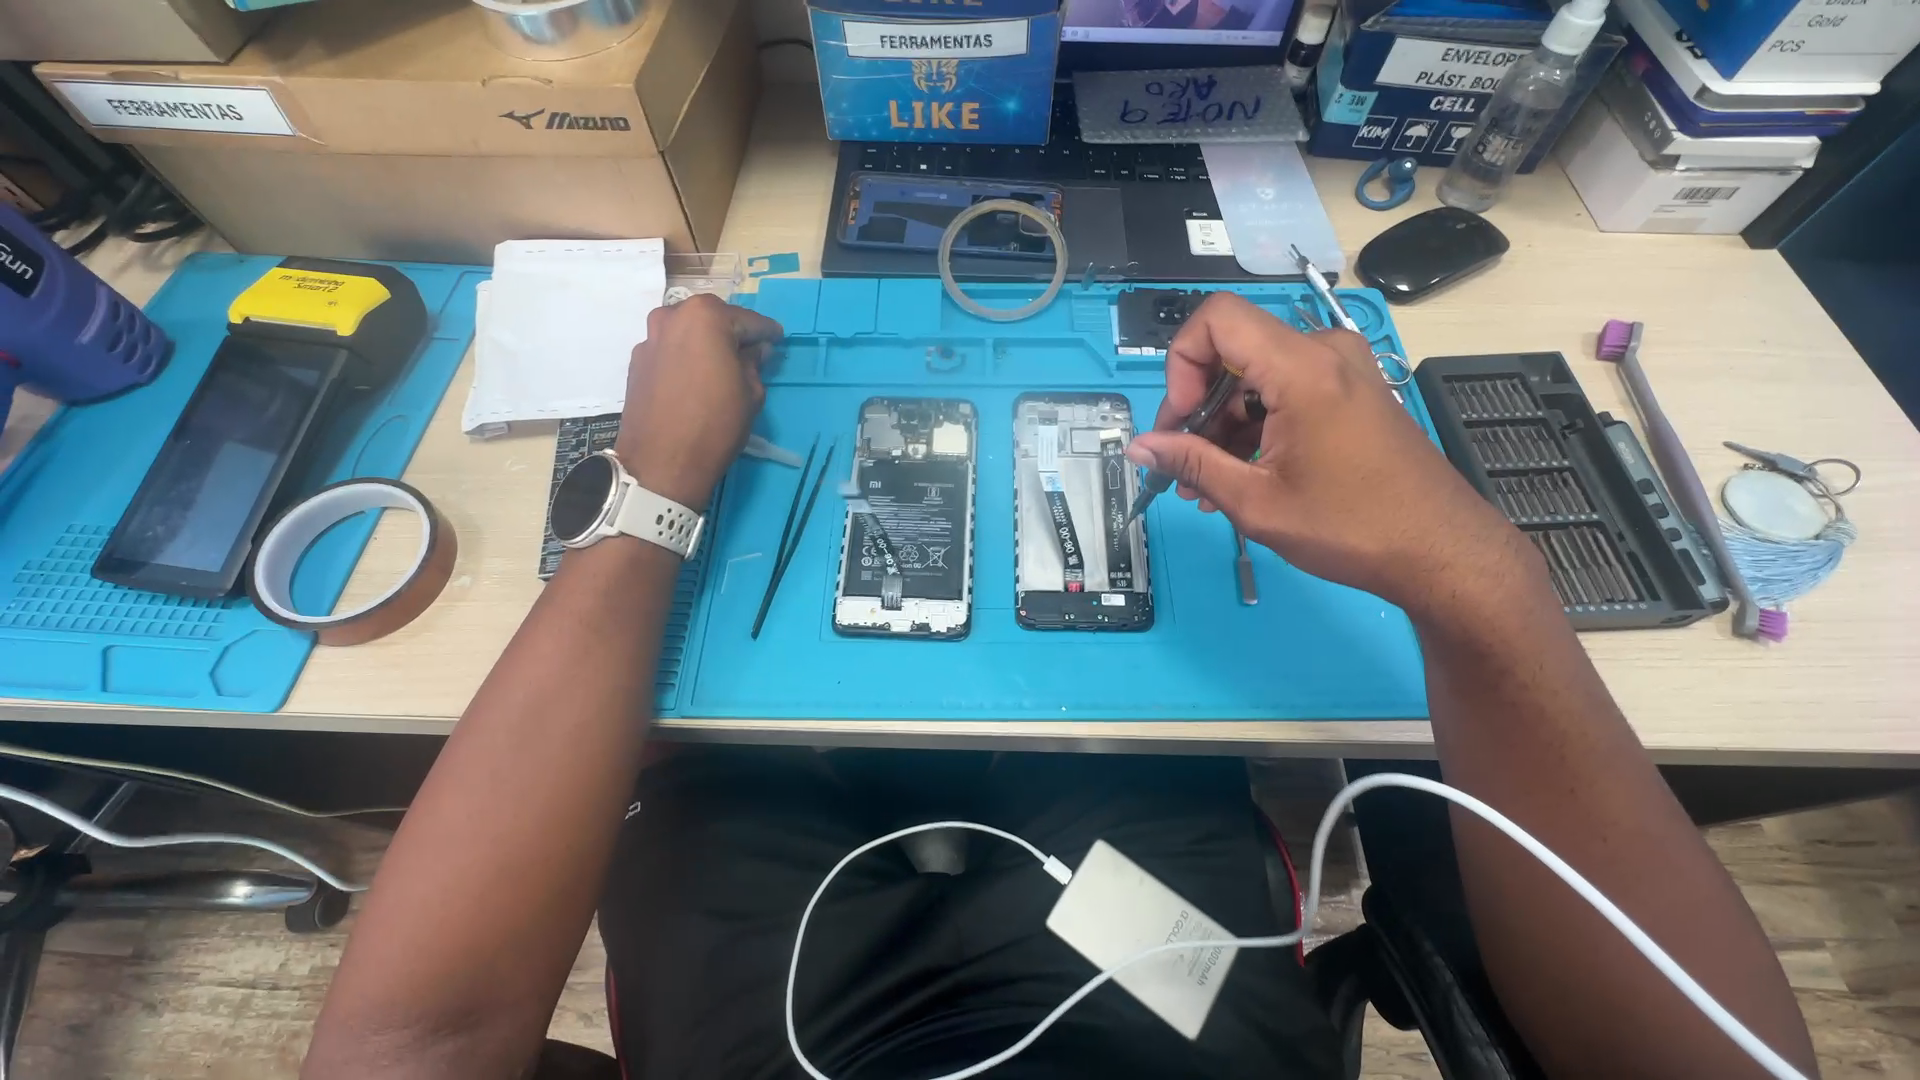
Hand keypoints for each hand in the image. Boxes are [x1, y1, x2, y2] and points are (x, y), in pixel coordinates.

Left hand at [613, 294, 782, 511]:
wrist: (662, 462)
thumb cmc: (716, 424)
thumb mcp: (752, 393)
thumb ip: (754, 363)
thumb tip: (754, 350)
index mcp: (706, 317)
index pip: (747, 320)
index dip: (766, 333)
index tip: (777, 340)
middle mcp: (672, 316)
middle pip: (712, 319)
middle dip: (733, 333)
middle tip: (751, 353)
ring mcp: (650, 338)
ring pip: (688, 332)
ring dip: (707, 343)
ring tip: (723, 365)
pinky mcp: (637, 361)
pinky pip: (670, 350)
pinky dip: (686, 357)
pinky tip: (697, 378)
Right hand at [1125, 293, 1525, 614]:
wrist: (1441, 552)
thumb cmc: (1349, 526)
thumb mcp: (1255, 501)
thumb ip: (1191, 464)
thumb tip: (1139, 447)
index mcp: (1301, 367)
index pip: (1216, 319)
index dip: (1181, 364)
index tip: (1180, 422)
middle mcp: (1323, 354)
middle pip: (1233, 353)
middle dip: (1196, 407)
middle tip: (1179, 464)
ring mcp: (1342, 373)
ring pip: (1255, 379)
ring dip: (1222, 426)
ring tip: (1203, 486)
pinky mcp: (1350, 396)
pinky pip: (1285, 394)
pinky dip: (1254, 428)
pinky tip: (1236, 478)